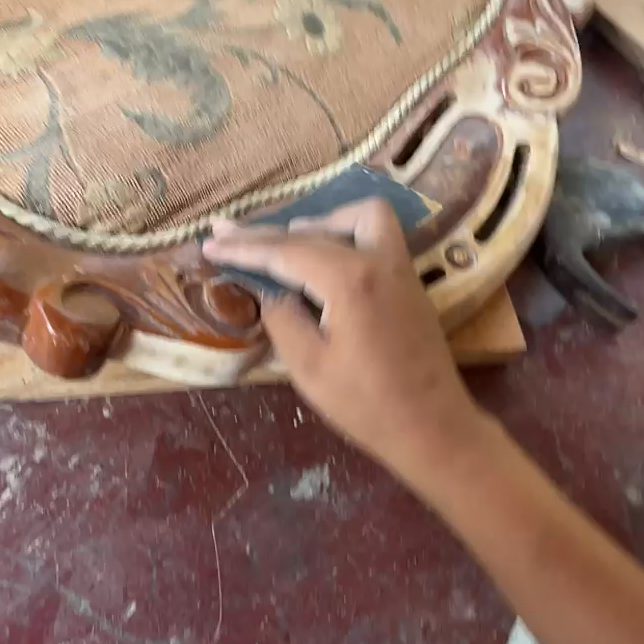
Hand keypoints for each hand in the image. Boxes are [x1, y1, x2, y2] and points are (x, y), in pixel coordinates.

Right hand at [202, 199, 491, 477]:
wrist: (433, 427)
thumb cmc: (366, 405)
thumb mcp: (309, 367)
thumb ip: (283, 318)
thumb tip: (270, 290)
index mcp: (349, 280)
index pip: (284, 252)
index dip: (243, 249)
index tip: (210, 245)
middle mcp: (378, 260)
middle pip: (314, 229)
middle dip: (267, 231)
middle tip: (227, 232)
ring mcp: (400, 268)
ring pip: (360, 216)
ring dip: (319, 222)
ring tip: (282, 242)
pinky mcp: (409, 282)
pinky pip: (376, 235)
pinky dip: (344, 233)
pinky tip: (322, 256)